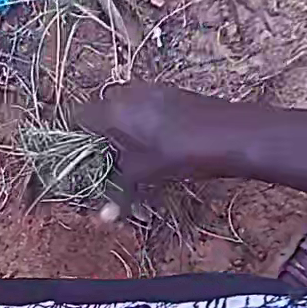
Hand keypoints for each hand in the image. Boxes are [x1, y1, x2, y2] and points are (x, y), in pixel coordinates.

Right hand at [73, 82, 234, 216]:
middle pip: (100, 113)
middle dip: (100, 138)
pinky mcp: (171, 93)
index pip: (77, 117)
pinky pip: (144, 107)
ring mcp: (151, 90)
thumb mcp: (143, 174)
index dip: (75, 140)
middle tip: (106, 164)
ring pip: (124, 109)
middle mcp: (127, 92)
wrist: (232, 134)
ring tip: (132, 159)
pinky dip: (142, 126)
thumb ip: (118, 189)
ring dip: (122, 132)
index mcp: (111, 109)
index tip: (80, 162)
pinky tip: (155, 148)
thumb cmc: (180, 153)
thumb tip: (104, 217)